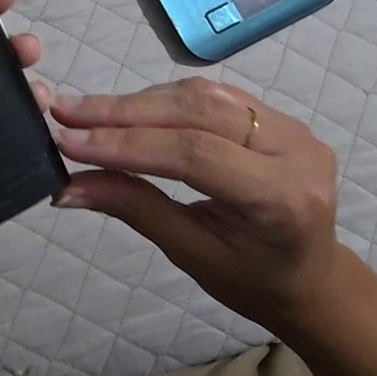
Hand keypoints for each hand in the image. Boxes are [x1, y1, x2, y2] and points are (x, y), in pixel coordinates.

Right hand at [50, 77, 340, 330]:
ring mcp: (291, 125)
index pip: (194, 154)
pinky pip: (212, 95)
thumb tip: (66, 186)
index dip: (126, 144)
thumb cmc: (253, 280)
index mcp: (283, 197)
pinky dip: (161, 100)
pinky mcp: (276, 114)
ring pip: (201, 94)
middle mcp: (295, 149)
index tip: (67, 141)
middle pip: (197, 112)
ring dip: (137, 101)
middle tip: (65, 113)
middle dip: (123, 112)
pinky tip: (123, 109)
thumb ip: (133, 207)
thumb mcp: (191, 252)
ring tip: (84, 112)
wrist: (312, 279)